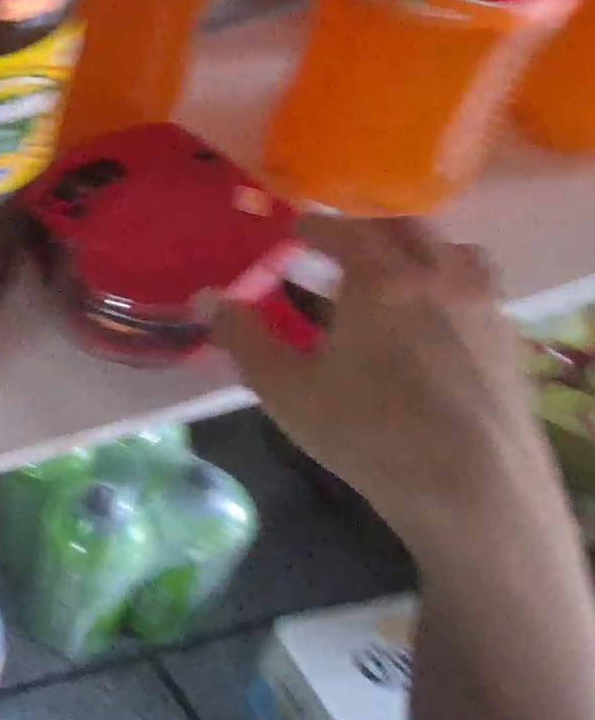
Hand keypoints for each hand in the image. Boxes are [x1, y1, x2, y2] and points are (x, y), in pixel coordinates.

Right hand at [212, 215, 561, 550]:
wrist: (473, 493)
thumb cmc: (364, 430)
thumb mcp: (281, 385)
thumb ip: (241, 335)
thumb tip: (207, 298)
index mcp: (381, 284)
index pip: (347, 231)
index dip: (315, 226)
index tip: (291, 232)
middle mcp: (441, 282)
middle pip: (409, 229)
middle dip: (366, 228)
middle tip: (333, 247)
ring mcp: (485, 312)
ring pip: (456, 253)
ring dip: (416, 250)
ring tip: (385, 275)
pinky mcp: (511, 345)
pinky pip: (480, 289)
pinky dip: (447, 283)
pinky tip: (424, 320)